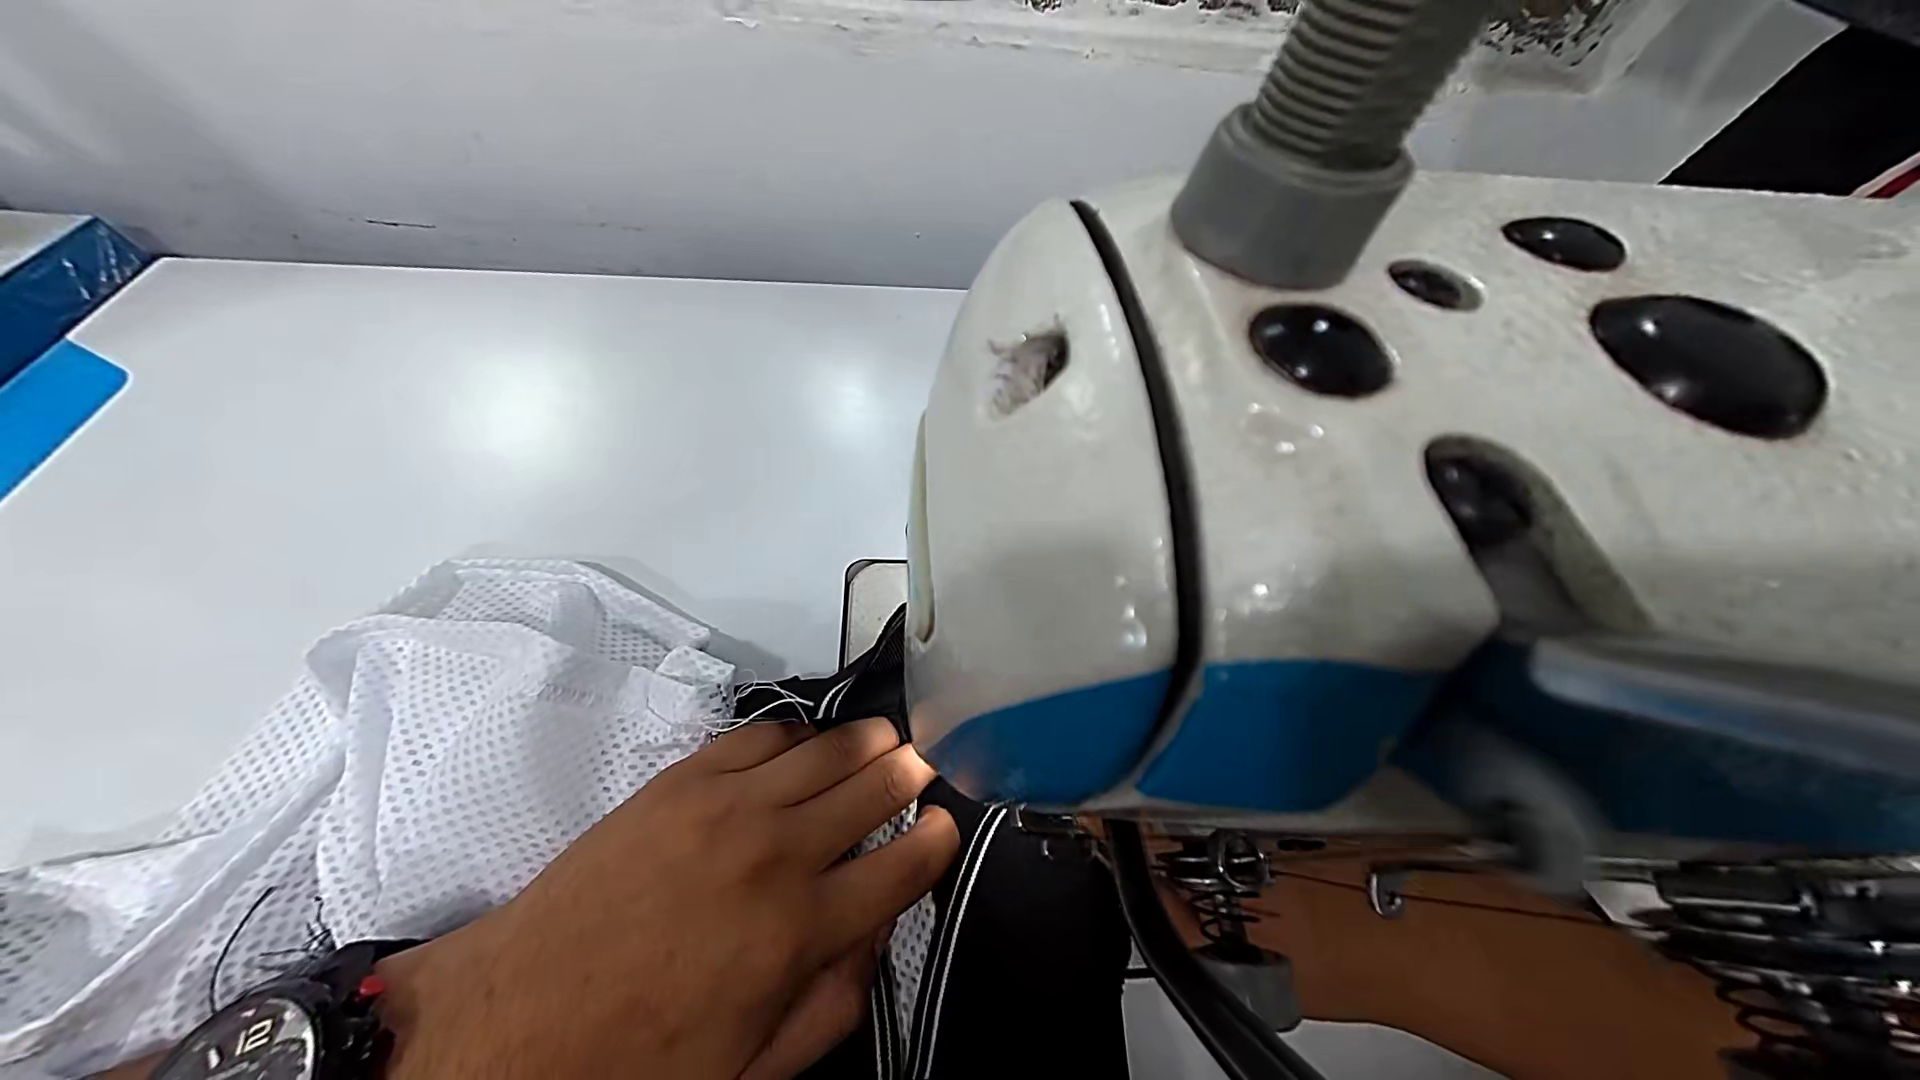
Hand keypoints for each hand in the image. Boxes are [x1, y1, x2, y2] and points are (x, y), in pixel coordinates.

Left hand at [373, 717, 959, 1079]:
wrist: (512, 1025)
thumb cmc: (642, 1060)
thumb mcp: (757, 1069)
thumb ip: (839, 1000)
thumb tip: (880, 926)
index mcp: (803, 930)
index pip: (906, 862)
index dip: (938, 837)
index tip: (943, 825)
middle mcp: (779, 852)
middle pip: (877, 785)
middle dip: (912, 772)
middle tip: (919, 767)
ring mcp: (730, 805)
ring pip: (830, 746)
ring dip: (868, 740)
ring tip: (882, 740)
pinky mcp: (685, 778)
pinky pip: (764, 733)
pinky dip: (797, 735)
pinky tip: (803, 747)